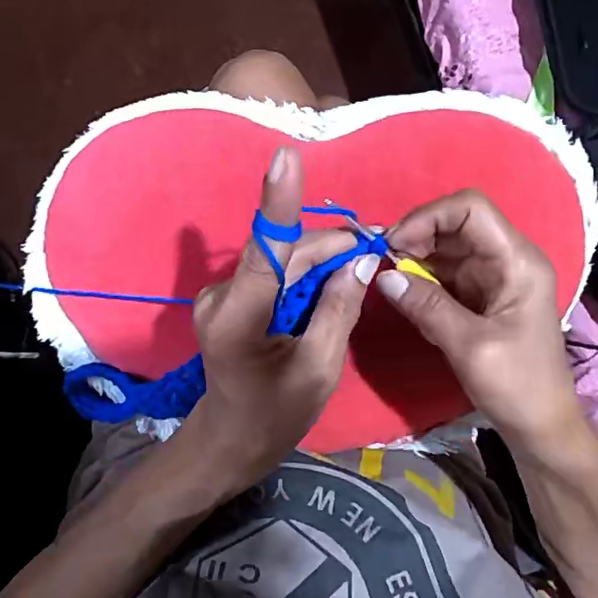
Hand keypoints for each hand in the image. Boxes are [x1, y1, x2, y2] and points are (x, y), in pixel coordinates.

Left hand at [175, 146, 376, 490]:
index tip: (285, 157)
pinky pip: (275, 272)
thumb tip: (362, 261)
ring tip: (359, 267)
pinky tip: (331, 283)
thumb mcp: (319, 370)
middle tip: (376, 247)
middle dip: (332, 247)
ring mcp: (221, 294)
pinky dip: (305, 274)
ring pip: (282, 260)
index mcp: (238, 319)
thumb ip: (338, 310)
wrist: (230, 440)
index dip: (279, 202)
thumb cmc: (275, 415)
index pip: (265, 252)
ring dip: (321, 260)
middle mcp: (222, 296)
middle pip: (285, 253)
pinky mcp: (230, 296)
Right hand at [378, 190, 584, 443]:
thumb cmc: (517, 385)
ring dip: (415, 257)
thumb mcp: (469, 346)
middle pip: (456, 224)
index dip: (429, 216)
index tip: (394, 242)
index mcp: (517, 261)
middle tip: (383, 260)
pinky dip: (422, 278)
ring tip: (389, 277)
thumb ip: (427, 307)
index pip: (471, 209)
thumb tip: (383, 276)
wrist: (540, 426)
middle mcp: (507, 259)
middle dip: (417, 235)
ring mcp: (494, 277)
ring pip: (447, 247)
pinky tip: (405, 293)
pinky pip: (446, 273)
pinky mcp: (480, 296)